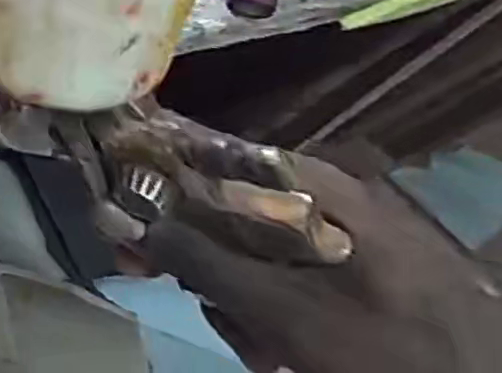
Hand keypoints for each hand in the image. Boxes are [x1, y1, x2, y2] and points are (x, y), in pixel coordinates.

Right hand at [143, 151, 501, 372]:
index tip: (122, 188)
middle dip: (189, 247)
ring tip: (234, 332)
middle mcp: (337, 208)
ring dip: (225, 289)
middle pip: (228, 206)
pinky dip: (266, 310)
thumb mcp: (282, 309)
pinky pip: (288, 281)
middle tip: (147, 266)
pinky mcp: (368, 292)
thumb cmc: (393, 354)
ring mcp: (357, 252)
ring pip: (252, 250)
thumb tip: (108, 213)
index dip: (161, 165)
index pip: (217, 150)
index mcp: (327, 191)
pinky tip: (268, 345)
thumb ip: (192, 255)